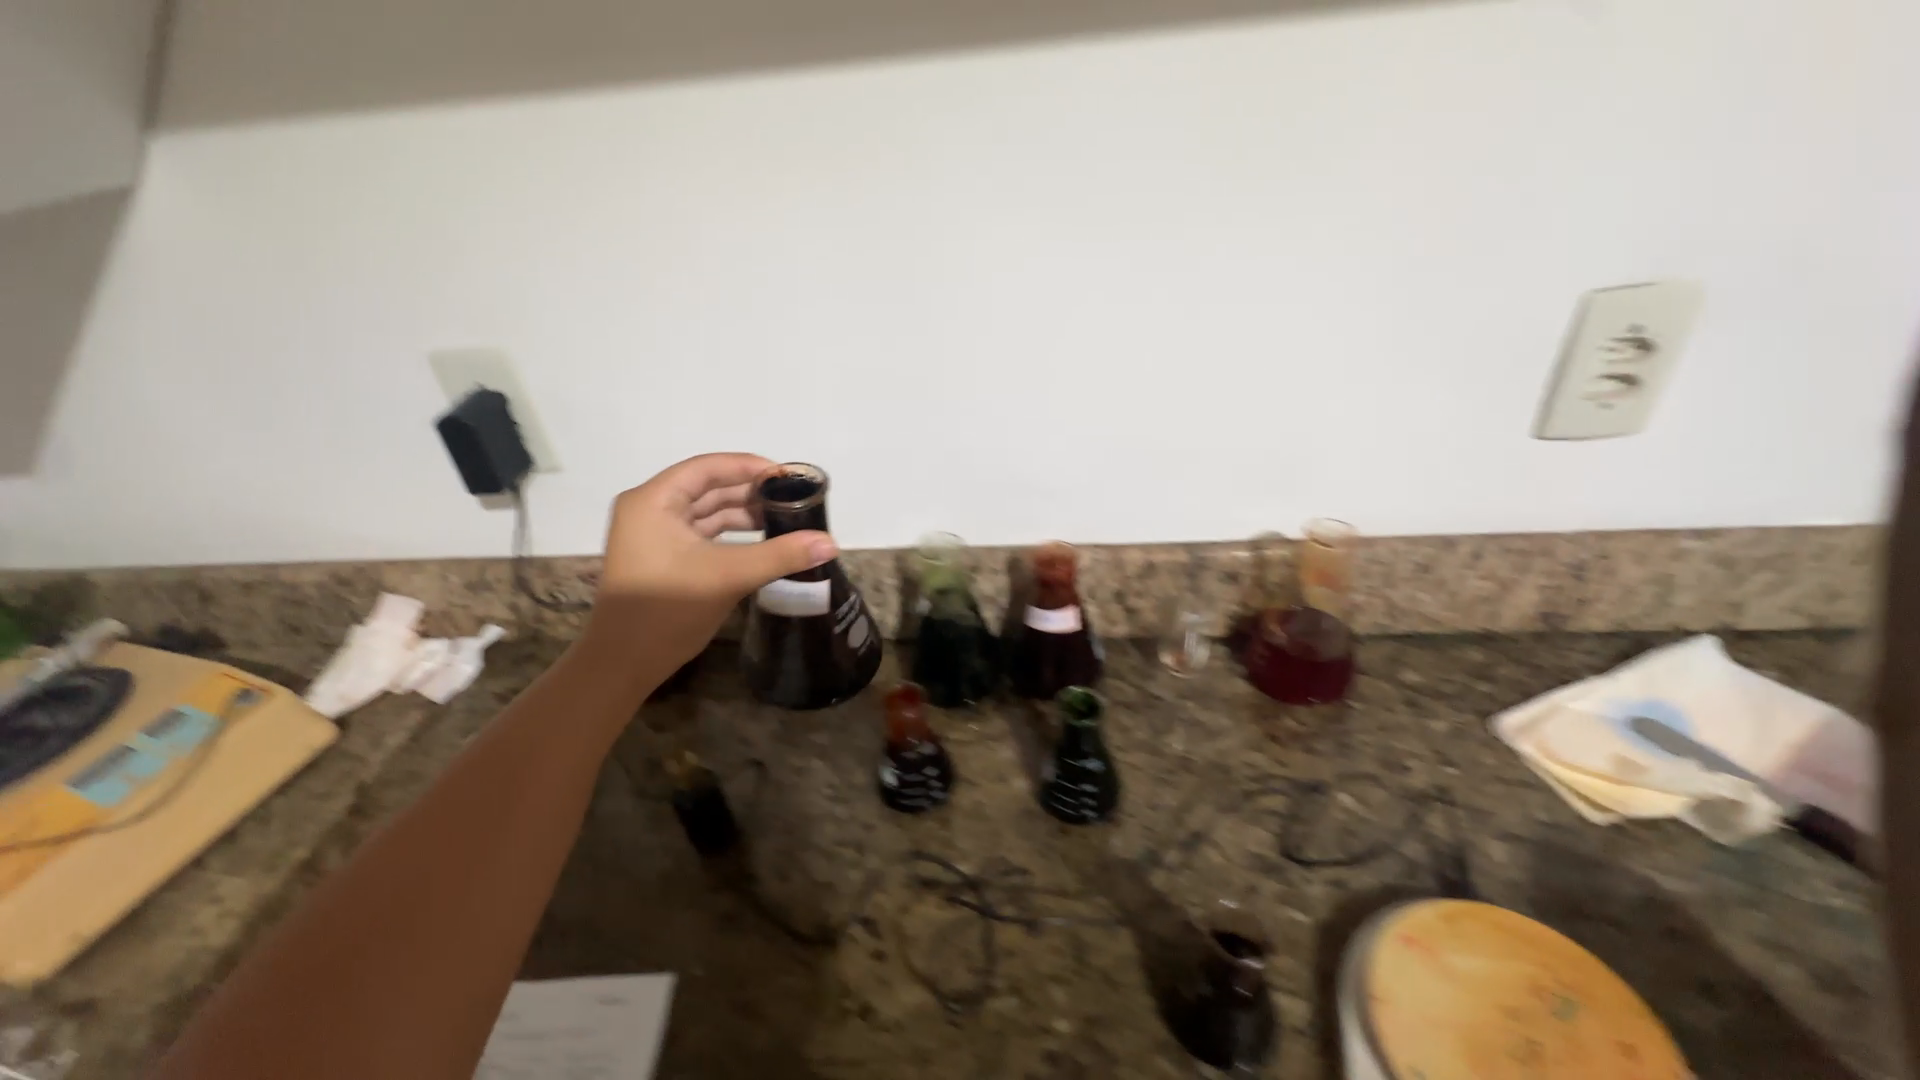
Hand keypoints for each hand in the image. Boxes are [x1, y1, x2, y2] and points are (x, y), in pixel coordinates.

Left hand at [583, 453, 837, 669]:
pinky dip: (731, 535)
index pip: (709, 468)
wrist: (623, 662)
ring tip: (785, 521)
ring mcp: (653, 534)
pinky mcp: (661, 558)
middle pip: (708, 487)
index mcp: (654, 500)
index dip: (751, 468)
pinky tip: (761, 542)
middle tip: (794, 500)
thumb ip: (780, 555)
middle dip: (751, 493)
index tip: (789, 477)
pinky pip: (702, 534)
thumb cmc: (668, 609)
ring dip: (743, 515)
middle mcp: (650, 508)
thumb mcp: (728, 576)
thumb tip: (830, 543)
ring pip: (706, 512)